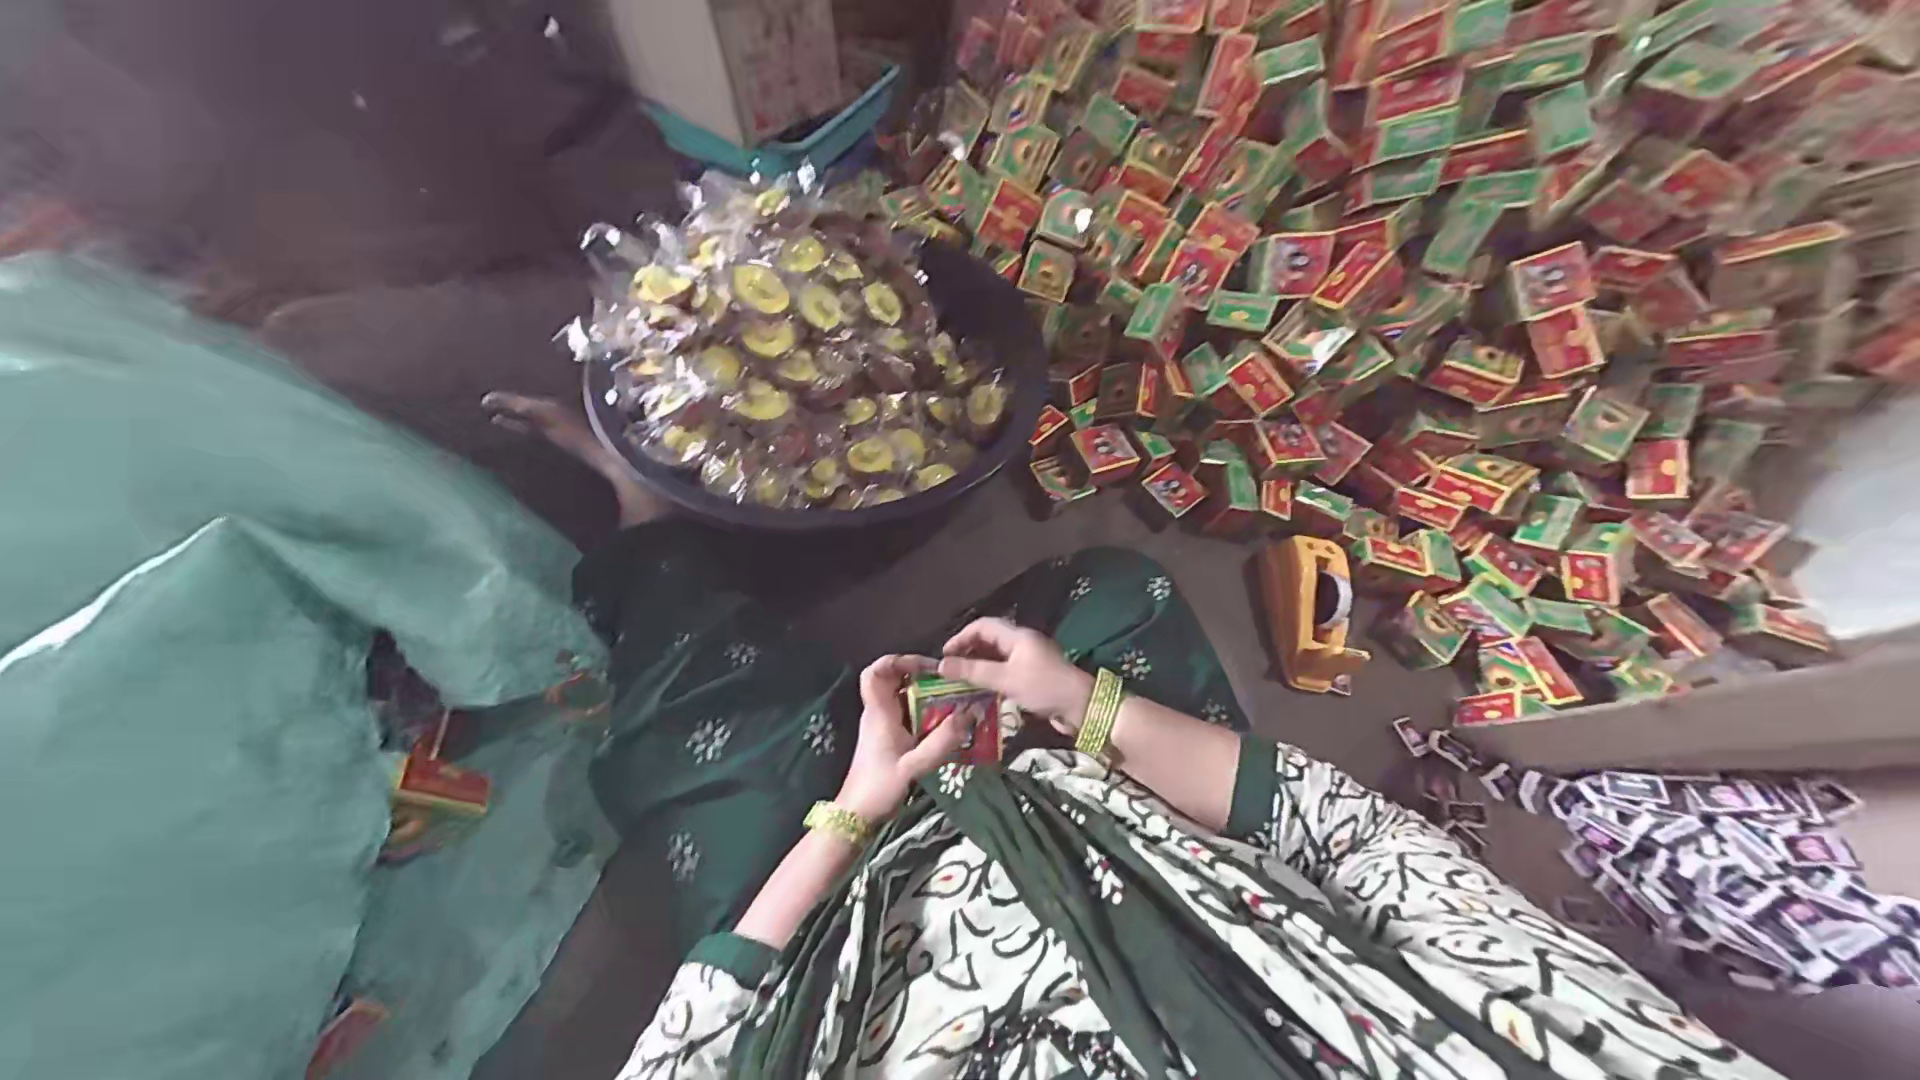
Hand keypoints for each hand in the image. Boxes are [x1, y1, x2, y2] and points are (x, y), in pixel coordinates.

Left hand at [835, 654, 973, 821]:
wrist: (856, 817)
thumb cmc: (879, 788)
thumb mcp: (915, 766)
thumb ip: (942, 740)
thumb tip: (970, 712)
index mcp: (879, 712)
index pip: (875, 671)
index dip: (898, 660)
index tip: (927, 668)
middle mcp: (878, 712)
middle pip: (893, 679)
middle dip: (921, 676)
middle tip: (949, 682)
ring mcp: (882, 725)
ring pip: (902, 696)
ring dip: (926, 694)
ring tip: (954, 700)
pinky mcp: (888, 737)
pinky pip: (907, 713)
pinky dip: (925, 711)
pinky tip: (945, 723)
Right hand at [938, 618, 1093, 735]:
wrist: (1082, 707)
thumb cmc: (1044, 687)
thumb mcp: (1005, 679)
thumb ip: (973, 671)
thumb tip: (942, 665)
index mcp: (1017, 636)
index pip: (982, 626)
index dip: (961, 637)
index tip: (945, 655)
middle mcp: (1022, 643)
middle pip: (989, 640)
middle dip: (968, 652)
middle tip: (951, 670)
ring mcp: (1029, 659)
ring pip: (997, 657)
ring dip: (979, 666)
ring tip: (962, 682)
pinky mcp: (1034, 676)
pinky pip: (1006, 670)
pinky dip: (991, 677)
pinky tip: (983, 691)